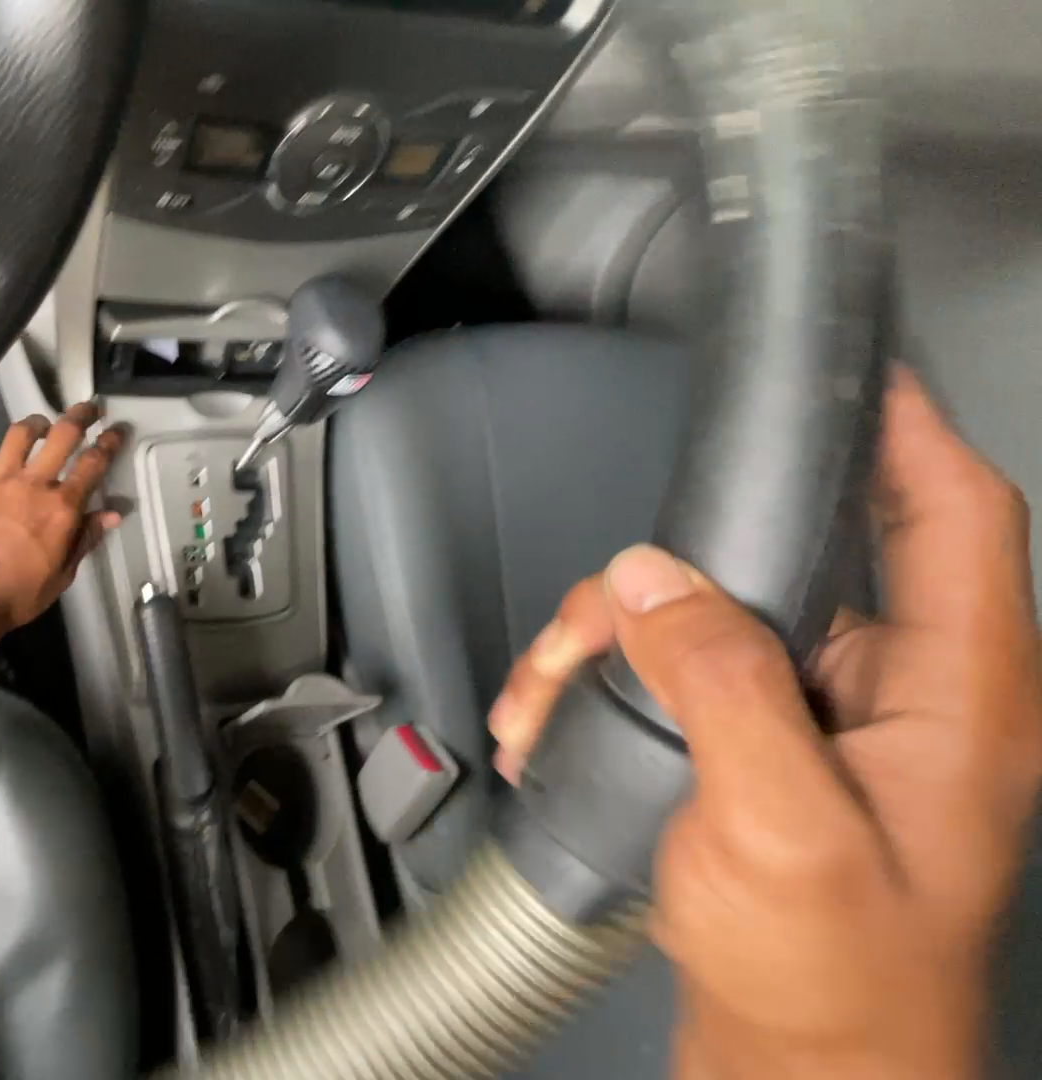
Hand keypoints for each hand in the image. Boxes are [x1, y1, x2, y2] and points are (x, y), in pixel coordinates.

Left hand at [0, 401, 125, 641]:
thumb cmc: (17, 594)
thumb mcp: (61, 575)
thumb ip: (84, 539)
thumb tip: (111, 515)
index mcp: (61, 506)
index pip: (94, 463)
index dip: (110, 442)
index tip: (117, 430)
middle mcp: (31, 483)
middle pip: (61, 434)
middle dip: (80, 415)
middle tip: (89, 408)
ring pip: (18, 435)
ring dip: (34, 424)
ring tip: (41, 425)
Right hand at [489, 371, 1041, 1078]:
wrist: (792, 1054)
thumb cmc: (826, 970)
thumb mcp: (781, 824)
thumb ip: (724, 687)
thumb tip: (653, 580)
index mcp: (950, 703)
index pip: (951, 524)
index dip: (909, 437)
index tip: (858, 377)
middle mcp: (878, 694)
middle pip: (763, 571)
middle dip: (647, 593)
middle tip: (581, 634)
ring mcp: (800, 717)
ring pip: (682, 620)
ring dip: (594, 651)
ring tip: (543, 707)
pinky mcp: (737, 741)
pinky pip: (652, 672)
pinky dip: (587, 688)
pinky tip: (552, 726)